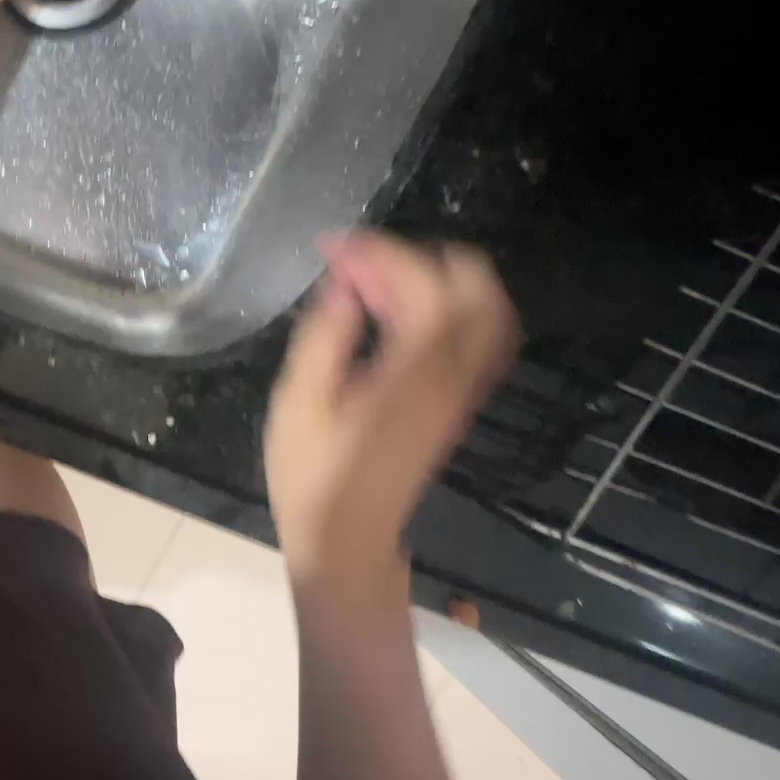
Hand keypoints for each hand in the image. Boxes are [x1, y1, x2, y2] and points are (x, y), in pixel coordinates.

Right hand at [264, 232, 519, 585]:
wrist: (346, 536)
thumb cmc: (311, 473)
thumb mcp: (299, 402)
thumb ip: (326, 336)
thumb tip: (345, 284)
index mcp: (416, 372)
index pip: (422, 284)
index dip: (379, 252)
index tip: (331, 244)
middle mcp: (456, 373)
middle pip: (471, 285)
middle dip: (412, 258)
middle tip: (352, 263)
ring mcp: (463, 388)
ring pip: (481, 307)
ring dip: (431, 279)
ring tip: (371, 280)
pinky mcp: (456, 400)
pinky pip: (472, 333)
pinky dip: (441, 306)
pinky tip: (393, 312)